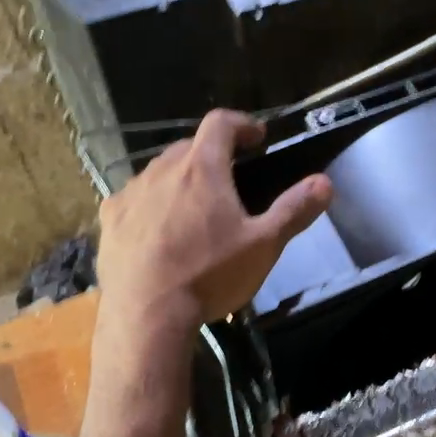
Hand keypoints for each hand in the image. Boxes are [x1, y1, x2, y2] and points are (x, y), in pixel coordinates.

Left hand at [95, 109, 332, 328]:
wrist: (148, 312)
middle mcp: (162, 170)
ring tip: (193, 212)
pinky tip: (158, 233)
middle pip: (188, 148)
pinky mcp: (110, 220)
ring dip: (178, 182)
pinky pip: (134, 201)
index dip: (241, 125)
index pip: (220, 124)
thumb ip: (293, 212)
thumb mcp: (263, 246)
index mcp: (203, 169)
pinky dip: (151, 207)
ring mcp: (131, 193)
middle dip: (211, 157)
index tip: (255, 137)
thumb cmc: (210, 275)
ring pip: (159, 174)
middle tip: (228, 181)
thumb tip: (325, 183)